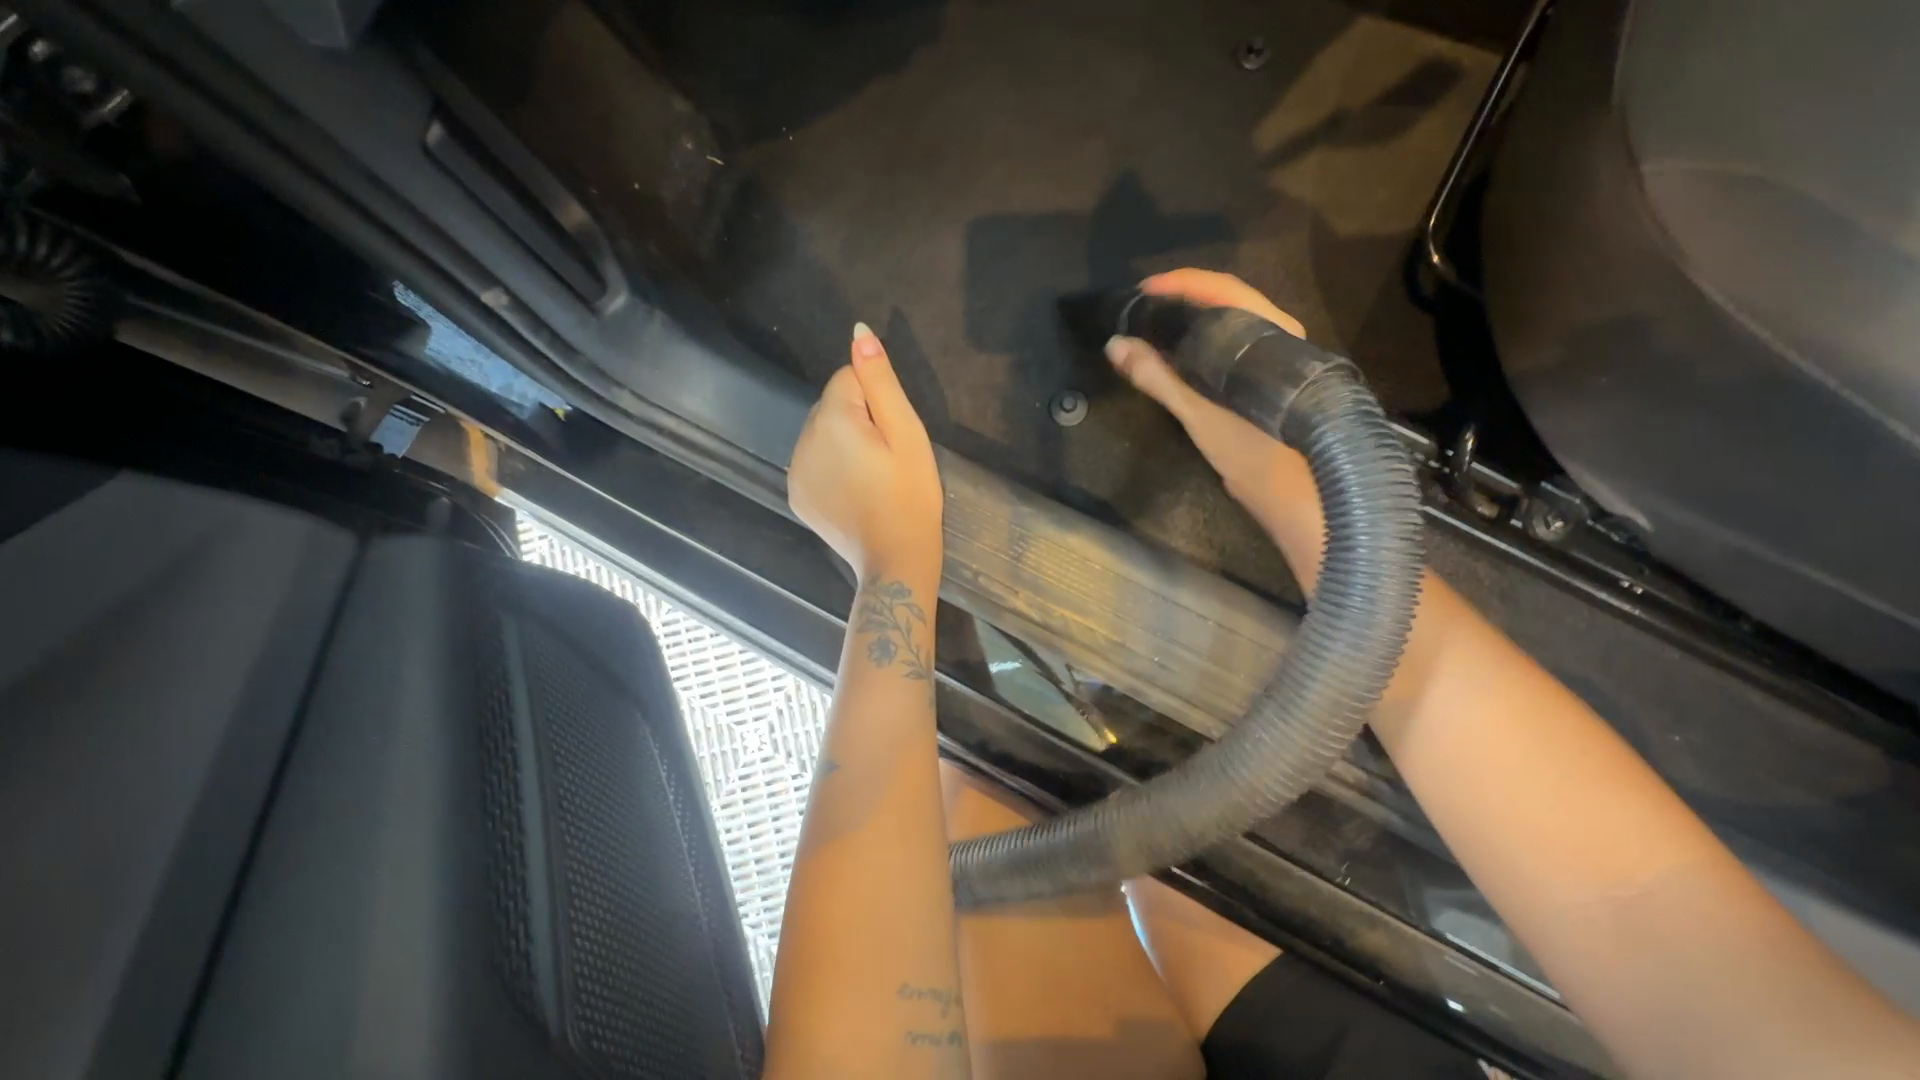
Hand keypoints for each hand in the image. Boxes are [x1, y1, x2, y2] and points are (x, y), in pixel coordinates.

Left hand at [789, 323, 943, 584]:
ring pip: (821, 433)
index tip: (893, 434)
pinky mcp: (796, 495)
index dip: (877, 400)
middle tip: (888, 457)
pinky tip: (855, 491)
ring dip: (843, 443)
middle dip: (858, 420)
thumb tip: (859, 333)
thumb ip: (880, 381)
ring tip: (873, 476)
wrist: (895, 559)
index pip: (848, 378)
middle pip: (831, 405)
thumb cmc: (911, 495)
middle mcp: (802, 439)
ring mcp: (795, 470)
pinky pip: (813, 462)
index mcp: (831, 420)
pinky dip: (831, 467)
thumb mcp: (906, 433)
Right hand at [1103, 269, 1328, 587]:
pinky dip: (1203, 342)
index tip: (1142, 291)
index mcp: (1268, 332)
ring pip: (1229, 322)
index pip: (1221, 289)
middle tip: (1142, 308)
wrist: (1293, 493)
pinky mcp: (1269, 378)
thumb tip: (1116, 345)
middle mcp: (1278, 333)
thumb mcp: (1196, 411)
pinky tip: (1178, 354)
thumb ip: (1156, 376)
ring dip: (1191, 322)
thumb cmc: (1250, 448)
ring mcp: (1276, 356)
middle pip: (1226, 300)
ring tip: (1153, 329)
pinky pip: (1232, 343)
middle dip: (1182, 300)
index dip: (1180, 283)